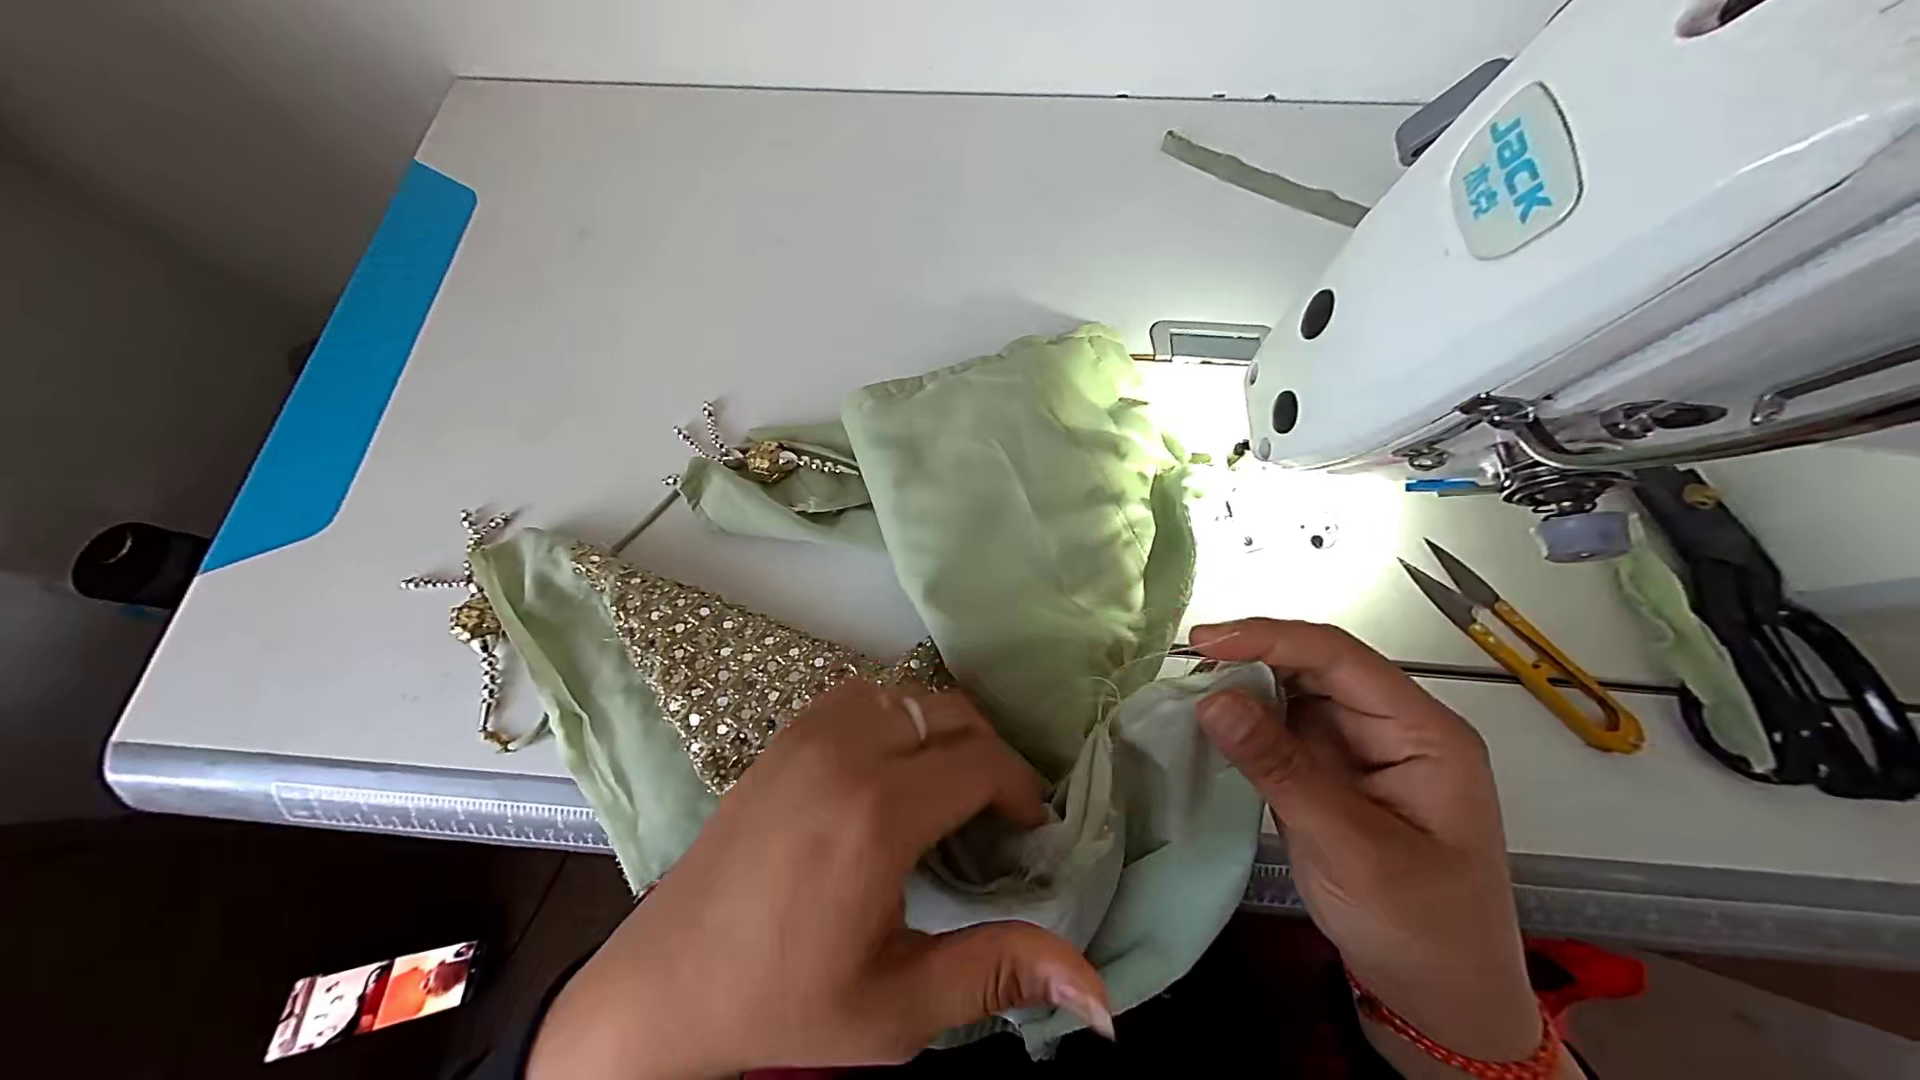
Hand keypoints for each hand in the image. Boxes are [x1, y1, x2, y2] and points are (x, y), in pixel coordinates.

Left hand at [526, 680, 1110, 1079]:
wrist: (662, 993)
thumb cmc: (780, 1008)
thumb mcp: (897, 1006)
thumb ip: (999, 973)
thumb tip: (1102, 997)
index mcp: (877, 812)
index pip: (981, 762)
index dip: (1022, 789)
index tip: (1031, 829)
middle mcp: (843, 752)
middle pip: (951, 714)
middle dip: (991, 752)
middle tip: (1000, 809)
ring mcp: (805, 736)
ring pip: (906, 694)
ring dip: (942, 729)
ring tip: (950, 785)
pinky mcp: (781, 739)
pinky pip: (860, 696)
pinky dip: (894, 715)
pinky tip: (890, 765)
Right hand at [1192, 619, 1541, 1064]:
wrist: (1442, 999)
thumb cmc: (1420, 927)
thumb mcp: (1349, 848)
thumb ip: (1280, 767)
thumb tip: (1213, 700)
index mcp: (1422, 732)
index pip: (1339, 657)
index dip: (1269, 639)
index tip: (1205, 643)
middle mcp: (1391, 725)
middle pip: (1314, 665)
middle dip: (1250, 657)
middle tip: (1187, 667)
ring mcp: (1358, 746)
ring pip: (1292, 691)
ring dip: (1242, 686)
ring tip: (1190, 690)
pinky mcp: (1329, 768)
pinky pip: (1281, 726)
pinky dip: (1244, 720)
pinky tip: (1212, 722)